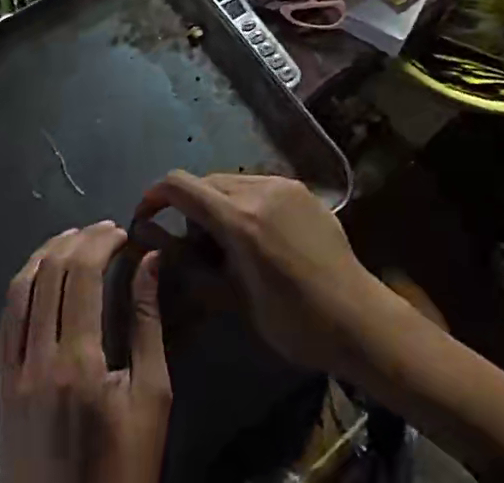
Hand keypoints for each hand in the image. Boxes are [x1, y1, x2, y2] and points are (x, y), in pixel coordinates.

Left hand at [0, 223, 168, 482]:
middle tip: (104, 230)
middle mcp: (38, 359)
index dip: (101, 242)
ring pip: (21, 290)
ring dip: (46, 254)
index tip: (123, 232)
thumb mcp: (152, 397)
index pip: (82, 274)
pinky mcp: (0, 385)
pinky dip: (24, 286)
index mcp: (80, 362)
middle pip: (50, 273)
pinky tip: (42, 275)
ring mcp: (12, 372)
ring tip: (73, 238)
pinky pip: (6, 320)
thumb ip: (148, 324)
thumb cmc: (125, 466)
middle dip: (78, 241)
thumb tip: (150, 262)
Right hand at [135, 172, 388, 376]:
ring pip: (232, 182)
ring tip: (229, 243)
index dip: (154, 196)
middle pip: (205, 181)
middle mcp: (260, 190)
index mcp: (240, 220)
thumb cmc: (293, 321)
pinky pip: (259, 185)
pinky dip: (245, 202)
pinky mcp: (302, 189)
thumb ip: (191, 264)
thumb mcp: (233, 299)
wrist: (358, 318)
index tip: (145, 216)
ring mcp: (284, 185)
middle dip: (189, 206)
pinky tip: (258, 235)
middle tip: (195, 247)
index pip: (180, 185)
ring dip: (217, 204)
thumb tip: (151, 240)